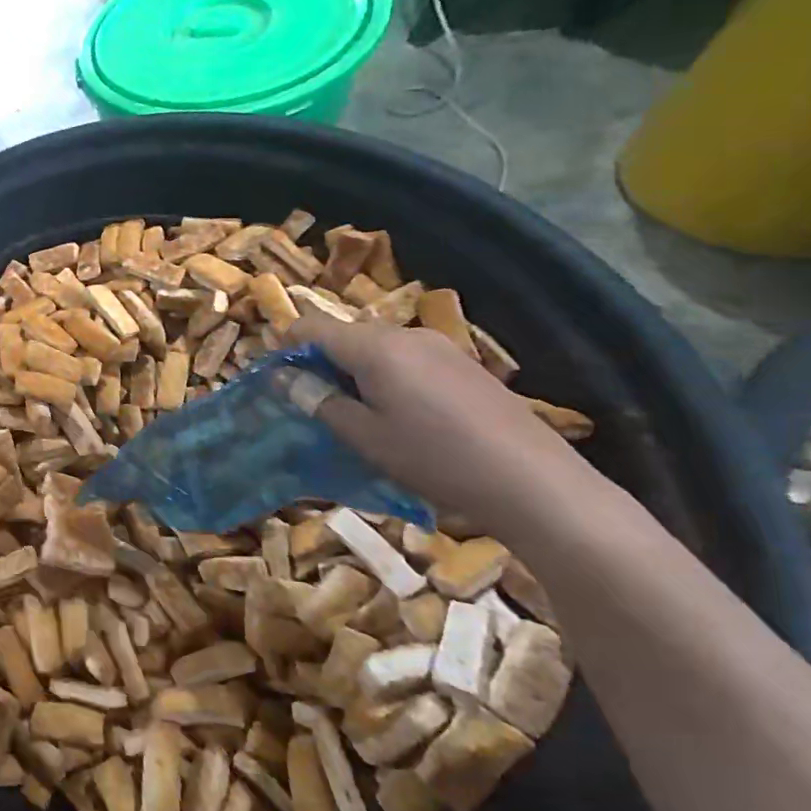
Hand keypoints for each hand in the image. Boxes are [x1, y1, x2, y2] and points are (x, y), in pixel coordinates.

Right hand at [291, 315, 599, 532]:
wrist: (533, 482)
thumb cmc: (433, 459)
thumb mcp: (363, 436)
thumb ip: (318, 400)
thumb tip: (282, 377)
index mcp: (375, 347)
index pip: (311, 327)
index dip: (285, 348)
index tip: (276, 380)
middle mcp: (406, 335)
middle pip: (344, 334)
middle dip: (319, 361)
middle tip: (311, 402)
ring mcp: (440, 347)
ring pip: (376, 347)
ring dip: (352, 370)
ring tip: (353, 413)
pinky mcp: (463, 364)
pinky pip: (405, 358)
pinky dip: (384, 376)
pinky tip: (397, 414)